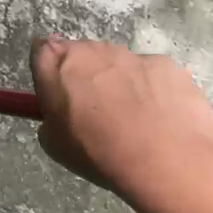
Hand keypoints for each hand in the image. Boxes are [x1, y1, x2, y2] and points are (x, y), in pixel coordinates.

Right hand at [29, 36, 212, 204]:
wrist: (168, 164)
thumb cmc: (98, 153)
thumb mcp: (53, 142)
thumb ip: (51, 116)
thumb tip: (66, 116)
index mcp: (53, 60)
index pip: (42, 50)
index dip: (52, 72)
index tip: (61, 93)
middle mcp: (90, 48)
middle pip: (84, 55)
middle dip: (89, 76)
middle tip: (100, 111)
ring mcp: (132, 55)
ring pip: (122, 65)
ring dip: (125, 84)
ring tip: (141, 122)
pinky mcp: (170, 67)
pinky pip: (157, 76)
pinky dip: (159, 92)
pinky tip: (166, 121)